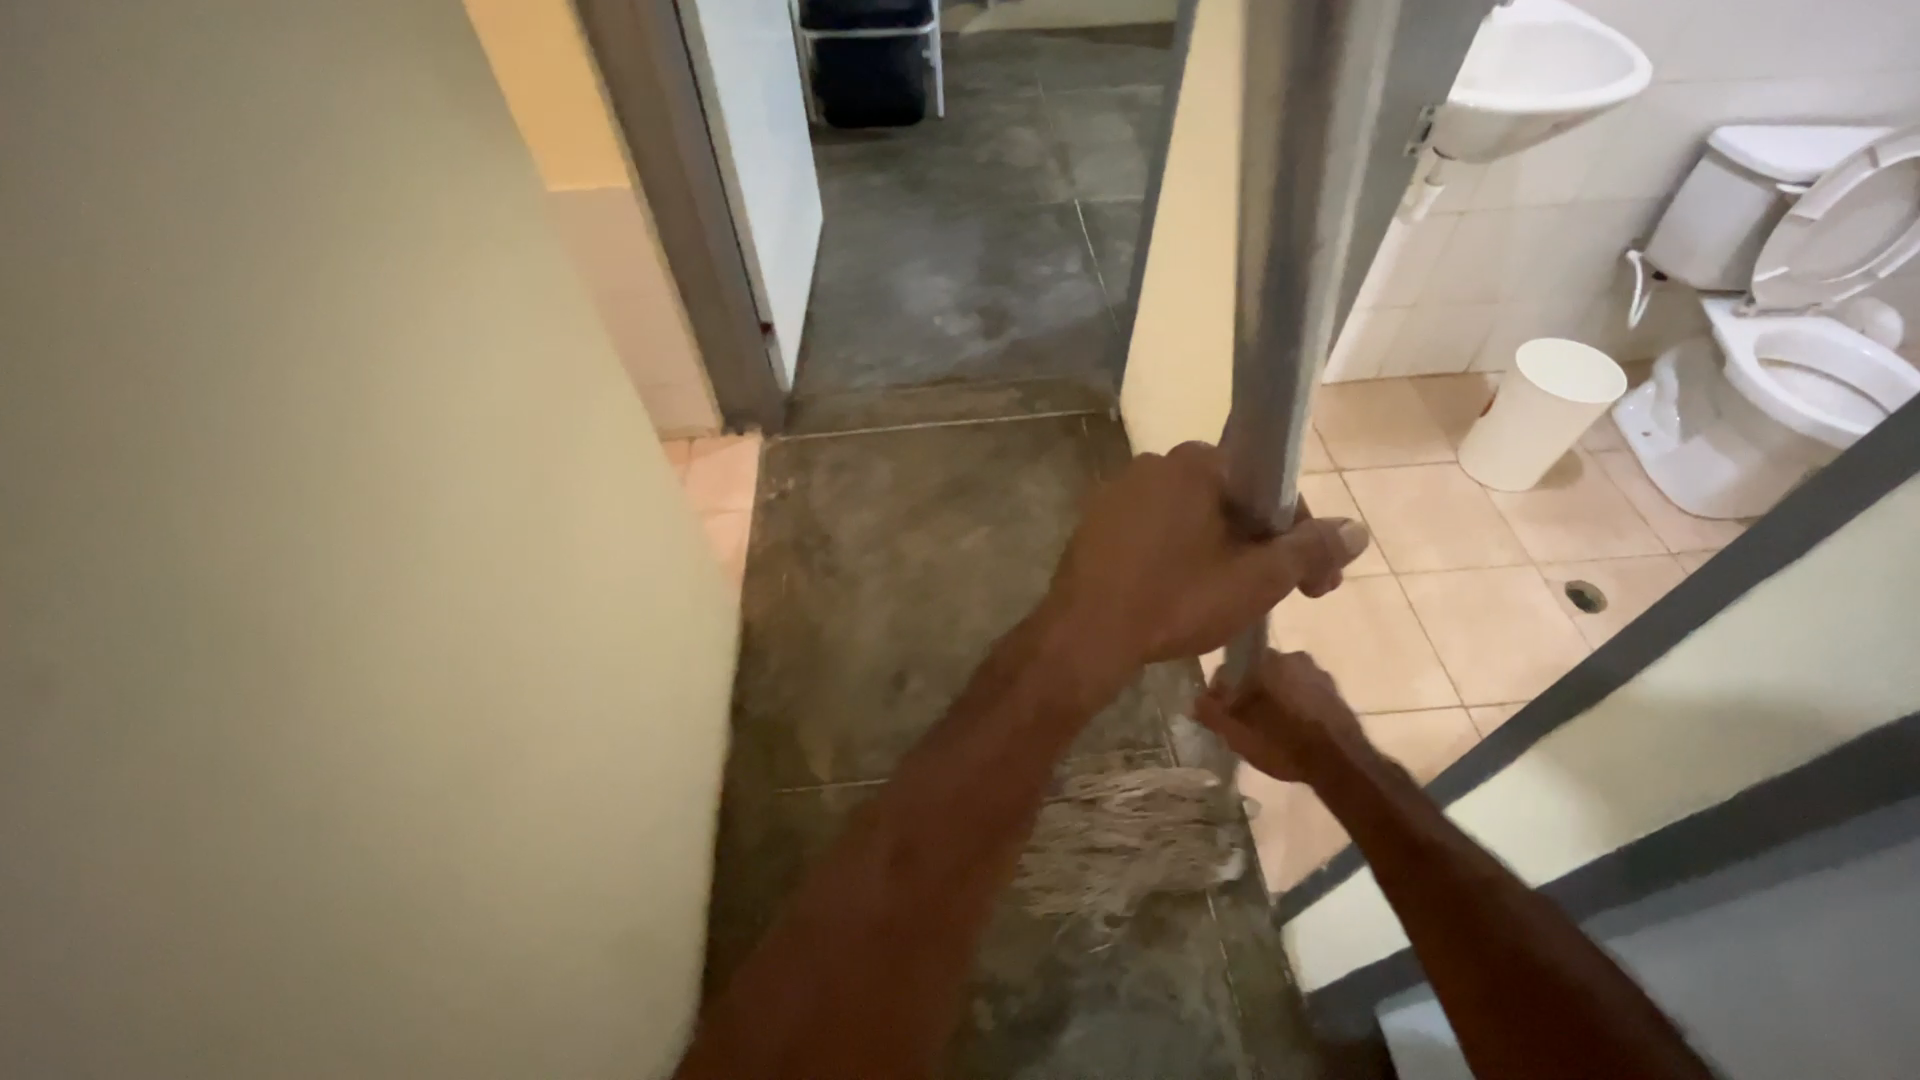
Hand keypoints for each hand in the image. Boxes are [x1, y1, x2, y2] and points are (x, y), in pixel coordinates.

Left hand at [1045, 441, 1370, 678]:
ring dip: (1217, 550)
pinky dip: (1175, 555)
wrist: (1085, 635)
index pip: (1269, 488)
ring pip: (1188, 518)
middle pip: (1228, 501)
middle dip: (1258, 545)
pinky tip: (1180, 593)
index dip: (1300, 537)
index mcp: (1196, 462)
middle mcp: (1153, 463)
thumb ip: (1310, 550)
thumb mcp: (1256, 580)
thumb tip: (1356, 530)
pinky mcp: (1093, 524)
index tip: (1316, 586)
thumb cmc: (1176, 600)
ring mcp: (1116, 492)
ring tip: (1230, 599)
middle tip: (1277, 594)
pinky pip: (1151, 533)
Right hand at [1196, 649, 1366, 784]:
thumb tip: (1196, 701)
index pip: (1229, 668)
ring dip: (1273, 698)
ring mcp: (1317, 673)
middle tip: (1244, 722)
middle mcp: (1291, 657)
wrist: (1341, 763)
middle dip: (1248, 692)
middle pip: (1257, 672)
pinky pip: (1304, 693)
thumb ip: (1211, 714)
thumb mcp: (1236, 734)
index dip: (1221, 693)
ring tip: (1270, 728)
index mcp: (1264, 659)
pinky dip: (1295, 706)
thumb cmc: (1282, 743)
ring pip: (1282, 682)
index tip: (1221, 715)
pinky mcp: (1335, 692)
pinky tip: (1293, 729)